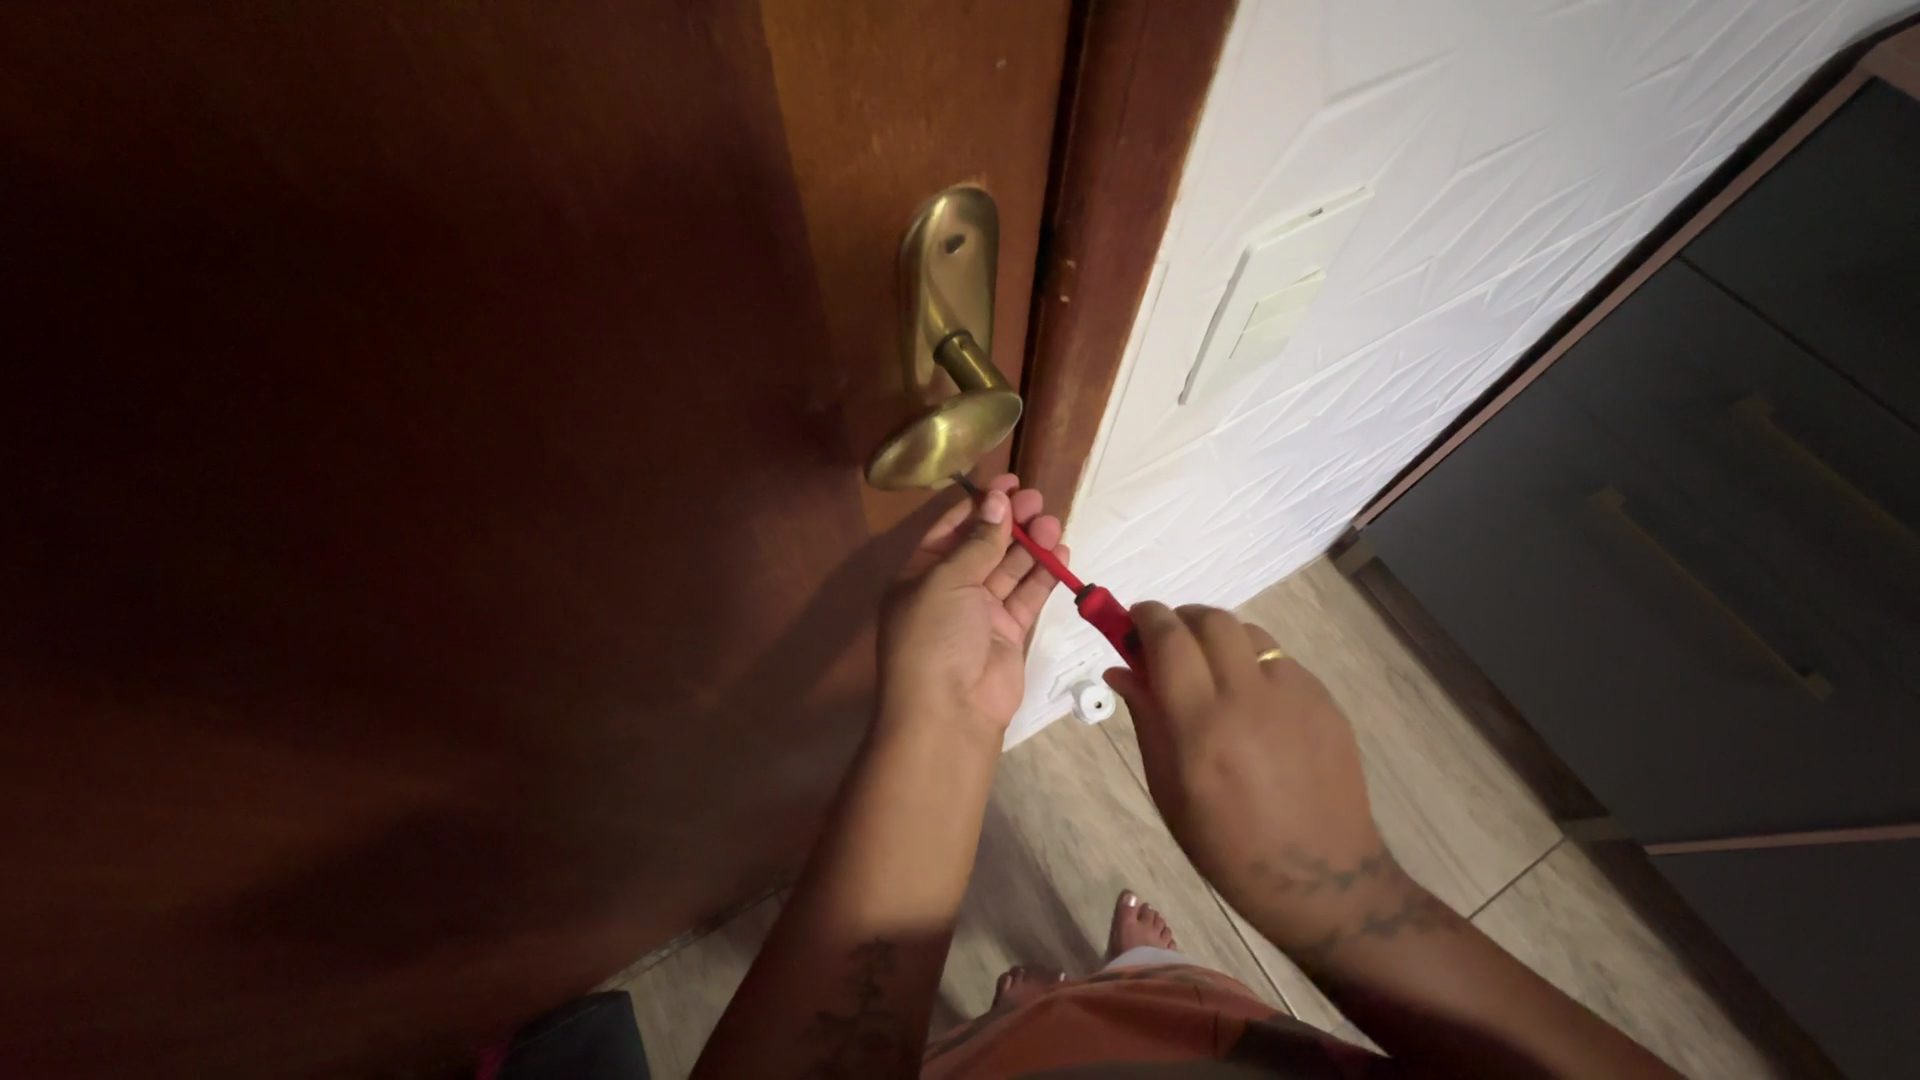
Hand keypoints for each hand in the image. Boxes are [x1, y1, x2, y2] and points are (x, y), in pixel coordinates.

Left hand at [878, 474, 1064, 742]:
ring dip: (1031, 544)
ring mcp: (980, 613)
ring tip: (1054, 520)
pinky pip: (1027, 596)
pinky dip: (1043, 575)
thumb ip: (978, 542)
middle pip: (984, 546)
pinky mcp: (1008, 633)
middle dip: (1010, 521)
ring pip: (1009, 569)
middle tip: (1038, 500)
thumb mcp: (947, 580)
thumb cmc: (934, 637)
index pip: (951, 529)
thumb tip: (997, 501)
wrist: (948, 711)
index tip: (1009, 481)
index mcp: (920, 574)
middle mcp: (949, 590)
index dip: (979, 504)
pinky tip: (1061, 552)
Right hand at [1105, 603, 1398, 949]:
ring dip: (1218, 638)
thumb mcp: (1168, 789)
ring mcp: (1295, 695)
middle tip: (1168, 643)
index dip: (1146, 617)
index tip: (1132, 619)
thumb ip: (1146, 719)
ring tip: (1211, 672)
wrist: (1322, 880)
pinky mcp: (1326, 701)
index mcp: (1202, 726)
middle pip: (1211, 620)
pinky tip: (1253, 705)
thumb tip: (1121, 669)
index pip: (1169, 639)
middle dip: (1181, 619)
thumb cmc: (1227, 845)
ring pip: (1248, 633)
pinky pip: (1280, 661)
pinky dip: (1254, 666)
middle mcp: (1249, 698)